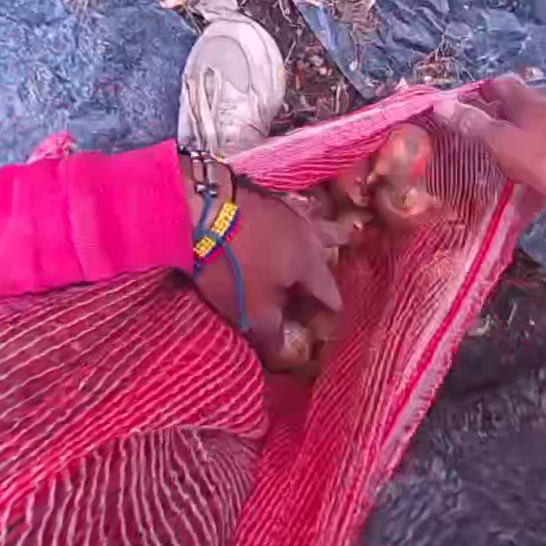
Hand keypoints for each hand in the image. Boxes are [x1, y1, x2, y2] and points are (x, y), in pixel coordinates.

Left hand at [185, 178, 342, 370]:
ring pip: (309, 221)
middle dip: (337, 252)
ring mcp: (283, 208)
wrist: (201, 206)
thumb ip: (271, 332)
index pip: (330, 292)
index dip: (330, 311)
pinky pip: (283, 209)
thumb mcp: (252, 309)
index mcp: (310, 261)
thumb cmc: (233, 264)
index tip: (329, 323)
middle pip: (329, 243)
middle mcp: (305, 231)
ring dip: (316, 228)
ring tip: (314, 232)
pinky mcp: (259, 193)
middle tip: (344, 253)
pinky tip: (278, 218)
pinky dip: (285, 218)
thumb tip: (283, 352)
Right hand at [434, 74, 545, 197]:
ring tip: (498, 145)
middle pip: (513, 97)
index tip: (462, 108)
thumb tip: (440, 104)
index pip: (495, 83)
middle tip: (477, 129)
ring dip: (513, 124)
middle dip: (495, 109)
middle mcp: (543, 100)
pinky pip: (544, 130)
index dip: (477, 93)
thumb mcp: (500, 142)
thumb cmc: (543, 157)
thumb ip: (472, 124)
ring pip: (530, 114)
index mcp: (523, 97)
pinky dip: (531, 138)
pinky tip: (527, 155)